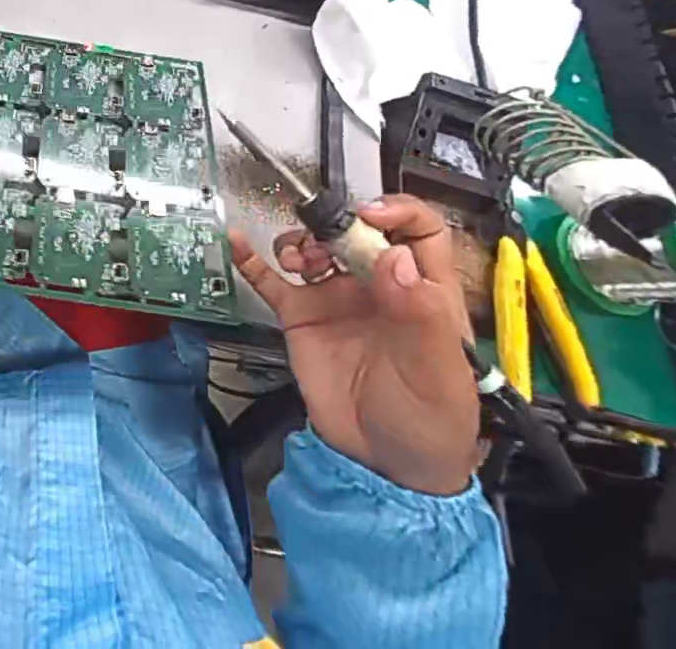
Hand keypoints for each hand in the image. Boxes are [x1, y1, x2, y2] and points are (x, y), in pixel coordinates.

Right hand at [228, 195, 479, 494]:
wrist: (380, 463)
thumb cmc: (428, 422)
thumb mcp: (437, 374)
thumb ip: (419, 316)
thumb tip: (394, 256)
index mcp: (420, 291)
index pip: (417, 232)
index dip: (396, 212)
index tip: (368, 215)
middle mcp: (375, 286)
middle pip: (353, 231)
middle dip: (334, 225)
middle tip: (324, 246)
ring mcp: (333, 298)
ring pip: (311, 248)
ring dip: (298, 242)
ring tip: (297, 263)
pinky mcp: (299, 316)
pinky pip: (269, 280)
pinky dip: (250, 259)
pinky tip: (238, 245)